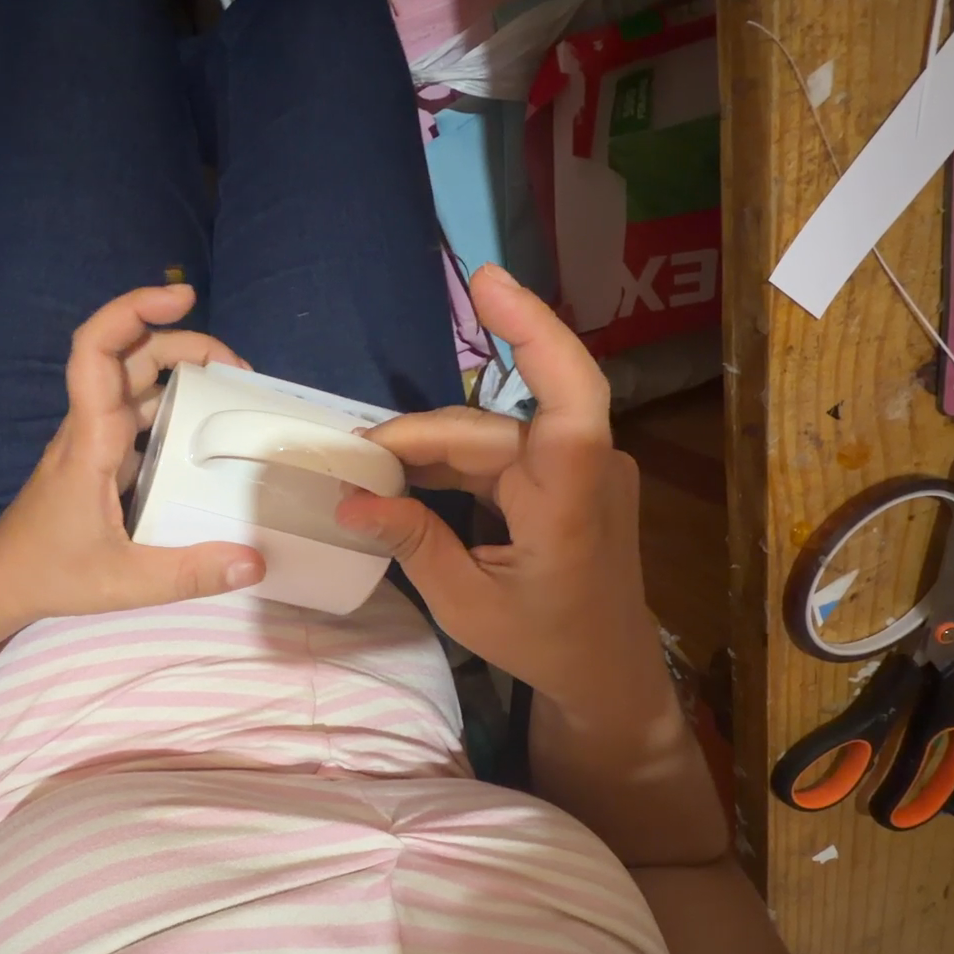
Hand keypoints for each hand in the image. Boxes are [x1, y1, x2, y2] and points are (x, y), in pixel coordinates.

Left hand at [0, 285, 265, 625]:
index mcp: (89, 440)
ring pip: (133, 380)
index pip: (97, 351)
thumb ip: (190, 574)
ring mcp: (92, 438)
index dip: (133, 310)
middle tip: (236, 367)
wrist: (2, 582)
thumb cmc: (53, 573)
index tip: (183, 299)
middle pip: (128, 355)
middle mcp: (89, 426)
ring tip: (230, 386)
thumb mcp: (125, 582)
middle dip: (181, 342)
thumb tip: (254, 563)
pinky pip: (136, 411)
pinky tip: (202, 424)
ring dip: (178, 368)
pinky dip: (170, 402)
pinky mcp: (99, 455)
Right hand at [335, 264, 662, 706]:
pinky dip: (451, 461)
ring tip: (370, 465)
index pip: (568, 398)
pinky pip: (499, 451)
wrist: (606, 670)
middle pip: (488, 427)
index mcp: (569, 504)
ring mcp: (577, 468)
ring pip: (488, 434)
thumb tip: (347, 501)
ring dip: (428, 448)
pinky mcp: (563, 475)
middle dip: (415, 438)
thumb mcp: (466, 606)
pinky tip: (407, 472)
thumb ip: (413, 544)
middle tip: (351, 460)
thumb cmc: (545, 644)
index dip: (533, 330)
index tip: (485, 283)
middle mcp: (583, 469)